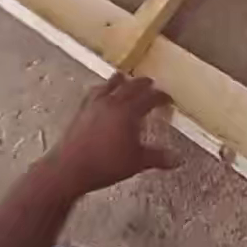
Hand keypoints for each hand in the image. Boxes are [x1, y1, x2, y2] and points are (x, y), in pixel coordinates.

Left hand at [41, 73, 180, 196]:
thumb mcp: (137, 162)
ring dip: (120, 81)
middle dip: (142, 84)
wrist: (69, 168)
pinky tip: (99, 92)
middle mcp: (112, 103)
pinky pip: (93, 93)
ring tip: (124, 78)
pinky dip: (101, 89)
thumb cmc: (105, 164)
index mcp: (129, 111)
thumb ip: (158, 157)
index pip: (150, 98)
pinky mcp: (80, 111)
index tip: (167, 98)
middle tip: (150, 83)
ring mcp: (94, 105)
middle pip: (131, 86)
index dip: (161, 97)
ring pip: (109, 85)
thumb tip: (177, 159)